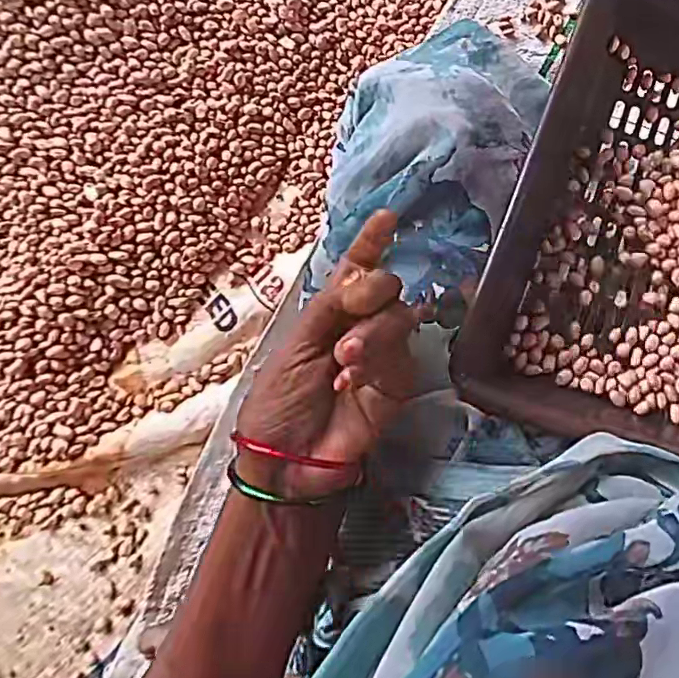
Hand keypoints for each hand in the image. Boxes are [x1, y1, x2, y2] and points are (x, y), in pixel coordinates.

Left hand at [234, 210, 418, 498]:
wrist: (288, 460)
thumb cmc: (278, 401)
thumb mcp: (294, 345)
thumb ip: (330, 306)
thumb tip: (364, 274)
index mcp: (331, 311)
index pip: (357, 268)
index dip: (371, 242)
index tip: (387, 217)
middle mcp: (362, 324)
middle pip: (386, 286)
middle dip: (372, 289)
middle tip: (352, 307)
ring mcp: (385, 351)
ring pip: (398, 317)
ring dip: (371, 332)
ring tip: (344, 357)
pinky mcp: (399, 380)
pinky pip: (399, 355)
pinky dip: (374, 362)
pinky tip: (349, 380)